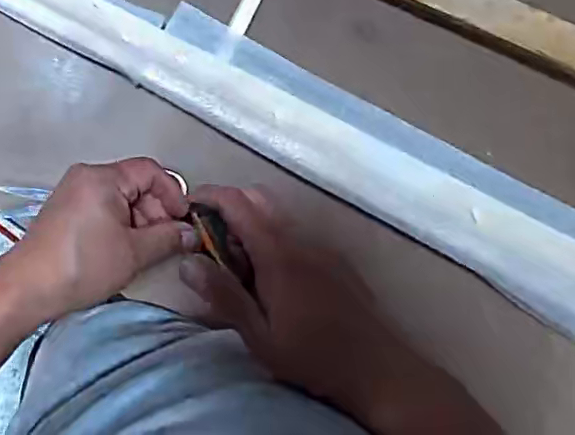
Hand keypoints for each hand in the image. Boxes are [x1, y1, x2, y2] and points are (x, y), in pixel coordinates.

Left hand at [0, 158, 196, 322]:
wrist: (33, 283)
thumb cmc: (84, 264)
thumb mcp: (134, 253)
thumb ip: (167, 238)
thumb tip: (189, 232)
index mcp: (102, 176)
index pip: (148, 170)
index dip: (172, 193)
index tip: (184, 221)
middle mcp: (86, 174)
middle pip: (134, 182)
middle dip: (156, 210)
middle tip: (166, 242)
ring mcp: (73, 189)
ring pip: (119, 195)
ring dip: (139, 219)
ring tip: (143, 251)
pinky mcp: (67, 205)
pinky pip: (102, 204)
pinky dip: (119, 222)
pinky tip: (123, 248)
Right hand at [180, 185, 500, 434]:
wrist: (388, 378)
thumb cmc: (317, 358)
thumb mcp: (261, 338)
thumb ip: (223, 296)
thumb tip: (186, 262)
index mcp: (276, 252)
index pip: (235, 201)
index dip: (206, 196)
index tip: (187, 208)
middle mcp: (299, 239)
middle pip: (256, 196)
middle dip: (228, 205)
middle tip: (213, 237)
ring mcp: (321, 248)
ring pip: (277, 213)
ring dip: (252, 222)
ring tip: (242, 260)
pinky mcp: (337, 261)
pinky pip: (296, 232)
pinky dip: (275, 237)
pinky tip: (276, 276)